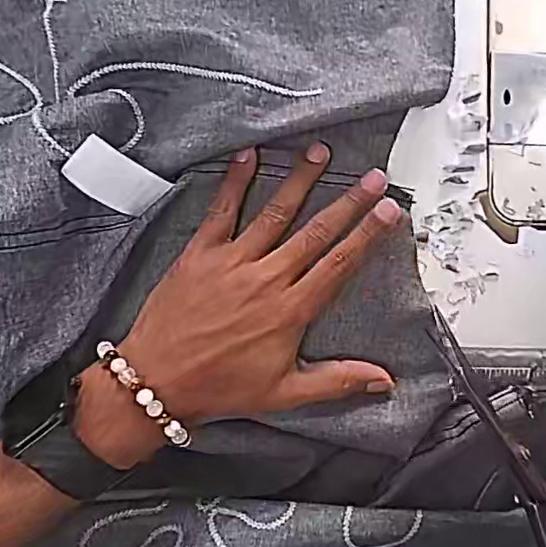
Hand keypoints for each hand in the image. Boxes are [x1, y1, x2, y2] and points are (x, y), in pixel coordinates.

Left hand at [71, 143, 403, 468]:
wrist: (157, 382)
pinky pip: (222, 211)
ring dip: (300, 180)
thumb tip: (383, 380)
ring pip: (275, 213)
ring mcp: (232, 262)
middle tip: (373, 178)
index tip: (388, 212)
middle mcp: (266, 280)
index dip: (367, 234)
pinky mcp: (200, 254)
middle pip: (316, 232)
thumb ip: (337, 381)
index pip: (339, 263)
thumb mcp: (284, 393)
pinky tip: (249, 157)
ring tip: (319, 153)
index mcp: (290, 311)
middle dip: (349, 201)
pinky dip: (235, 181)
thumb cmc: (219, 387)